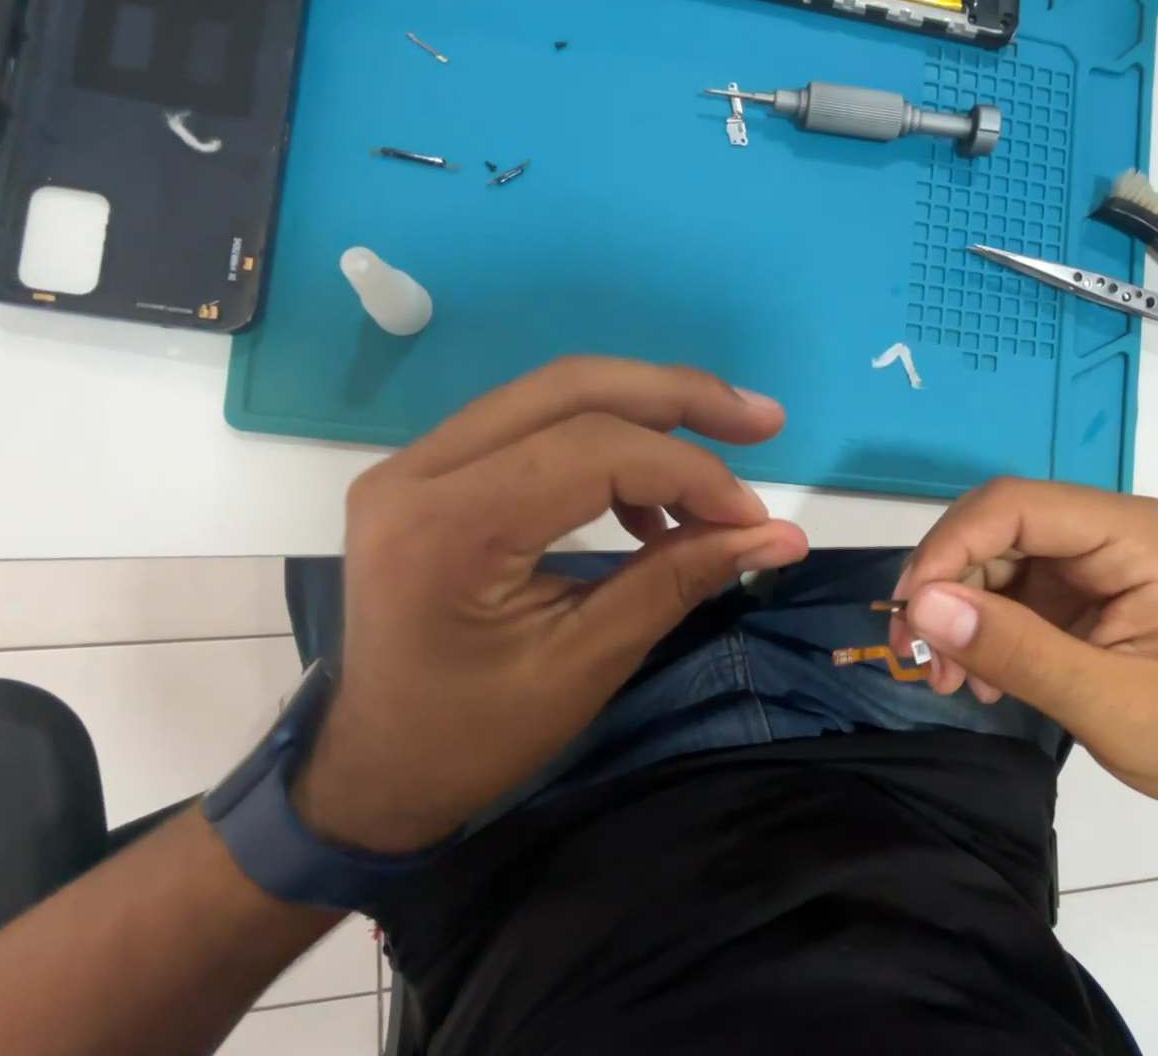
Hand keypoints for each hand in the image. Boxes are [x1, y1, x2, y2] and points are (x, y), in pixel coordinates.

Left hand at [290, 357, 808, 852]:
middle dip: (679, 397)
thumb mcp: (589, 663)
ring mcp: (417, 463)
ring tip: (718, 461)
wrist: (376, 768)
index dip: (690, 472)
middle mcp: (419, 470)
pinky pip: (534, 426)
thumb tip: (781, 536)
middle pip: (571, 388)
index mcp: (448, 529)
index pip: (592, 452)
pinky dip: (607, 444)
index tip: (753, 517)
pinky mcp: (432, 472)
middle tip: (761, 421)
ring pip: (554, 395)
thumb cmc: (475, 737)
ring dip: (648, 412)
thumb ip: (680, 580)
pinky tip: (647, 503)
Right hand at [890, 478, 1157, 817]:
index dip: (950, 546)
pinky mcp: (1076, 596)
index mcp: (1133, 534)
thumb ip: (1015, 651)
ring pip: (992, 563)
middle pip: (997, 529)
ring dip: (957, 616)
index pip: (1016, 506)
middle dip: (946, 587)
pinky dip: (980, 634)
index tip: (908, 610)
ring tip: (950, 681)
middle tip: (915, 654)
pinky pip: (1006, 597)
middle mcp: (1107, 533)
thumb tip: (920, 606)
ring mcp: (1090, 564)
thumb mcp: (1107, 701)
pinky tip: (981, 681)